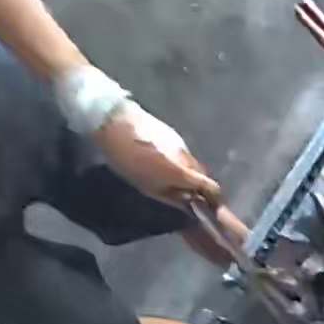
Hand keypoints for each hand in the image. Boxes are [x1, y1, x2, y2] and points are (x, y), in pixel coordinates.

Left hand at [93, 103, 220, 204]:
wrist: (108, 117)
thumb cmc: (126, 158)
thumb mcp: (148, 187)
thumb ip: (173, 198)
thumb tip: (190, 205)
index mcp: (184, 173)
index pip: (213, 189)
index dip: (215, 199)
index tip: (211, 206)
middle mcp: (188, 158)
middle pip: (202, 176)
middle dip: (198, 186)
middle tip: (186, 192)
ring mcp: (180, 143)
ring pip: (191, 163)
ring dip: (186, 171)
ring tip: (170, 174)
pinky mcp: (170, 132)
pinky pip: (180, 151)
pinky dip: (176, 158)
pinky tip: (160, 157)